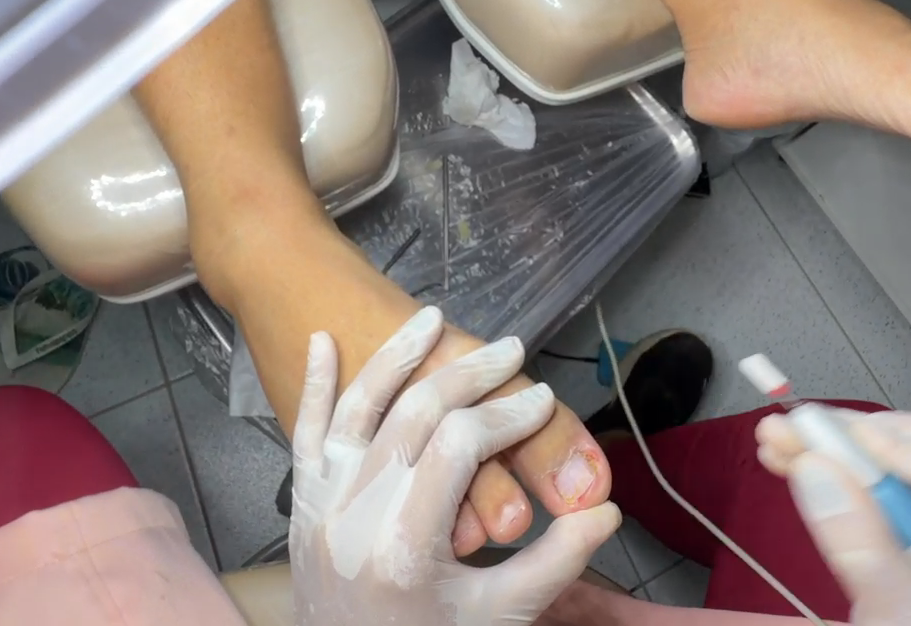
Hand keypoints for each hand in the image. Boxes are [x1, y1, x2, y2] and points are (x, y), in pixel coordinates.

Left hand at [289, 306, 621, 624]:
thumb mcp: (498, 616)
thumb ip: (555, 562)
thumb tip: (609, 510)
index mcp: (408, 546)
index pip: (462, 446)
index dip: (509, 415)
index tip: (543, 398)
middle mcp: (357, 514)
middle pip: (418, 413)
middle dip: (471, 373)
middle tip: (513, 349)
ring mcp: (322, 500)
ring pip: (360, 406)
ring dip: (396, 353)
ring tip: (434, 316)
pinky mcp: (301, 498)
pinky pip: (304, 430)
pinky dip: (313, 383)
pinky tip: (320, 338)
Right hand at [757, 410, 910, 625]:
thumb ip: (870, 555)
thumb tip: (815, 470)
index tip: (862, 455)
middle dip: (866, 439)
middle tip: (801, 433)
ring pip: (906, 458)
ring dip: (836, 447)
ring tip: (778, 442)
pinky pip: (880, 484)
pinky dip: (833, 470)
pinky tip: (790, 463)